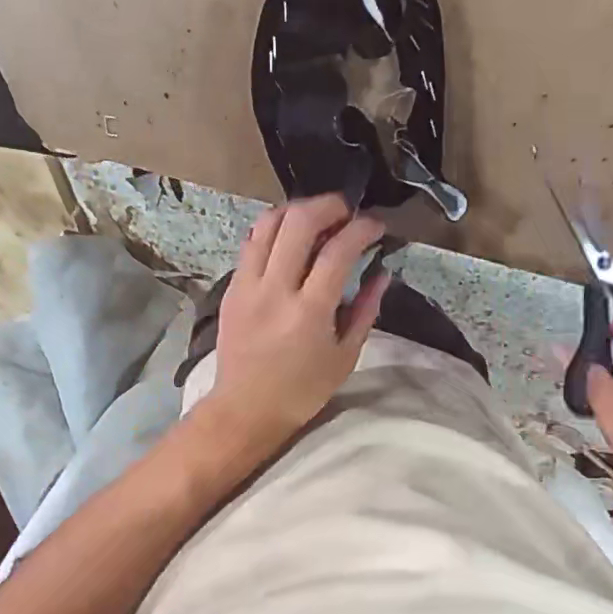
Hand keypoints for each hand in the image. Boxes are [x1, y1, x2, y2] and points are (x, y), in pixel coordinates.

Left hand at [203, 194, 389, 447]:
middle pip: (298, 222)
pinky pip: (250, 245)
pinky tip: (287, 240)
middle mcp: (275, 290)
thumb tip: (382, 272)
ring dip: (295, 211)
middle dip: (328, 205)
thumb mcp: (344, 357)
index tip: (375, 226)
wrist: (245, 408)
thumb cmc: (301, 391)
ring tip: (315, 218)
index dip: (362, 228)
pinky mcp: (230, 290)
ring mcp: (247, 287)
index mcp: (309, 311)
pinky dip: (272, 232)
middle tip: (345, 211)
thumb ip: (365, 310)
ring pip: (266, 224)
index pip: (338, 249)